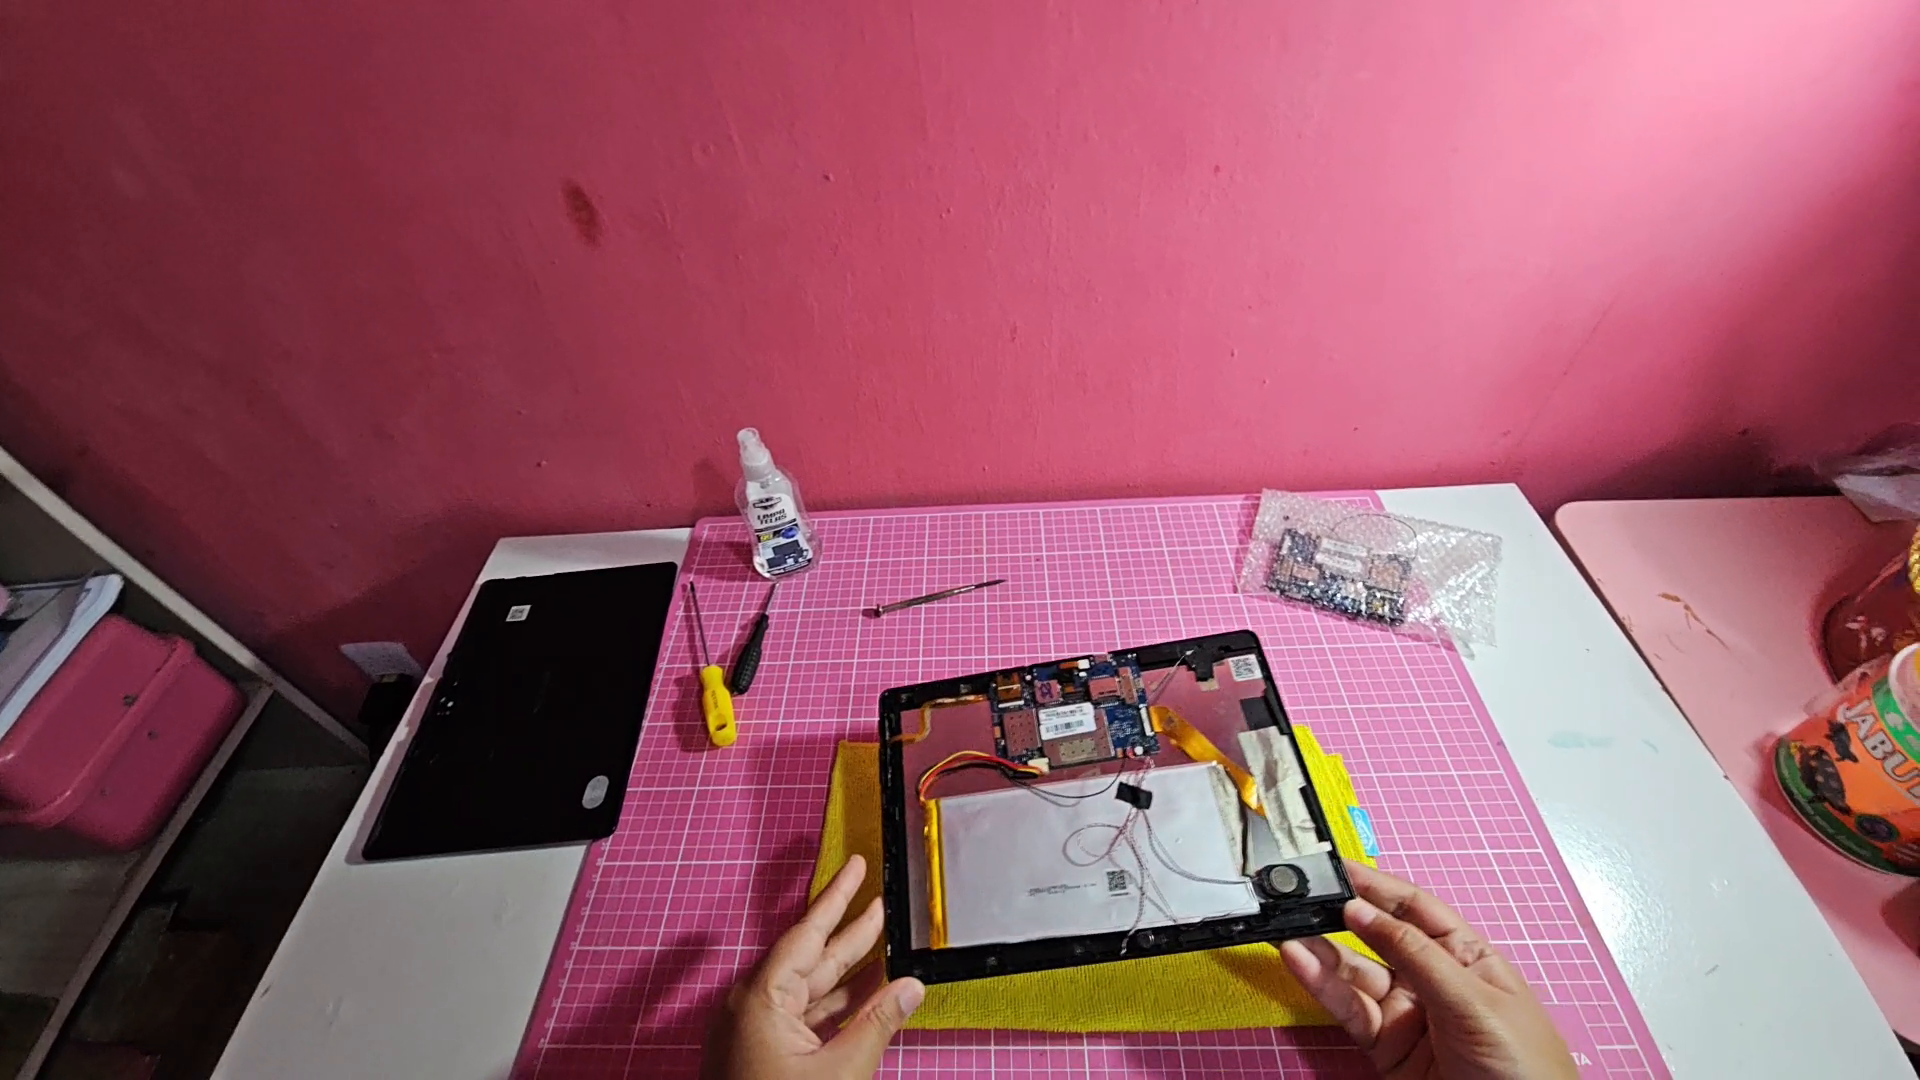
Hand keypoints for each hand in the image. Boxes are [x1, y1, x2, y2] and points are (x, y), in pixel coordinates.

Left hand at [702, 855, 924, 1079]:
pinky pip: (807, 1015)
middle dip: (850, 927)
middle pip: (813, 954)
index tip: (856, 865)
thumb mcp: (838, 1073)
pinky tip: (868, 991)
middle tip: (879, 898)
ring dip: (850, 967)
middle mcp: (755, 1005)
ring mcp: (758, 1032)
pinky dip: (839, 1002)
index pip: (809, 931)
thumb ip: (877, 1023)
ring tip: (883, 939)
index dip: (838, 896)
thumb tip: (912, 986)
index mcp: (762, 997)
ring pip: (812, 986)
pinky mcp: (765, 1057)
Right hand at [1280, 860, 1577, 1079]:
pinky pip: (1346, 1006)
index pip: (1413, 908)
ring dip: (1320, 950)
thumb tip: (1360, 908)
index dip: (1375, 885)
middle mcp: (1431, 979)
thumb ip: (1415, 954)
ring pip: (1353, 970)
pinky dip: (1319, 984)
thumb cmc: (1525, 1074)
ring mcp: (1406, 1012)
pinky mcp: (1384, 1043)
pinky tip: (1298, 962)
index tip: (1335, 867)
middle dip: (1338, 915)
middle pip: (1375, 935)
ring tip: (1287, 930)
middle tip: (1300, 895)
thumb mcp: (1475, 1005)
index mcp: (1466, 958)